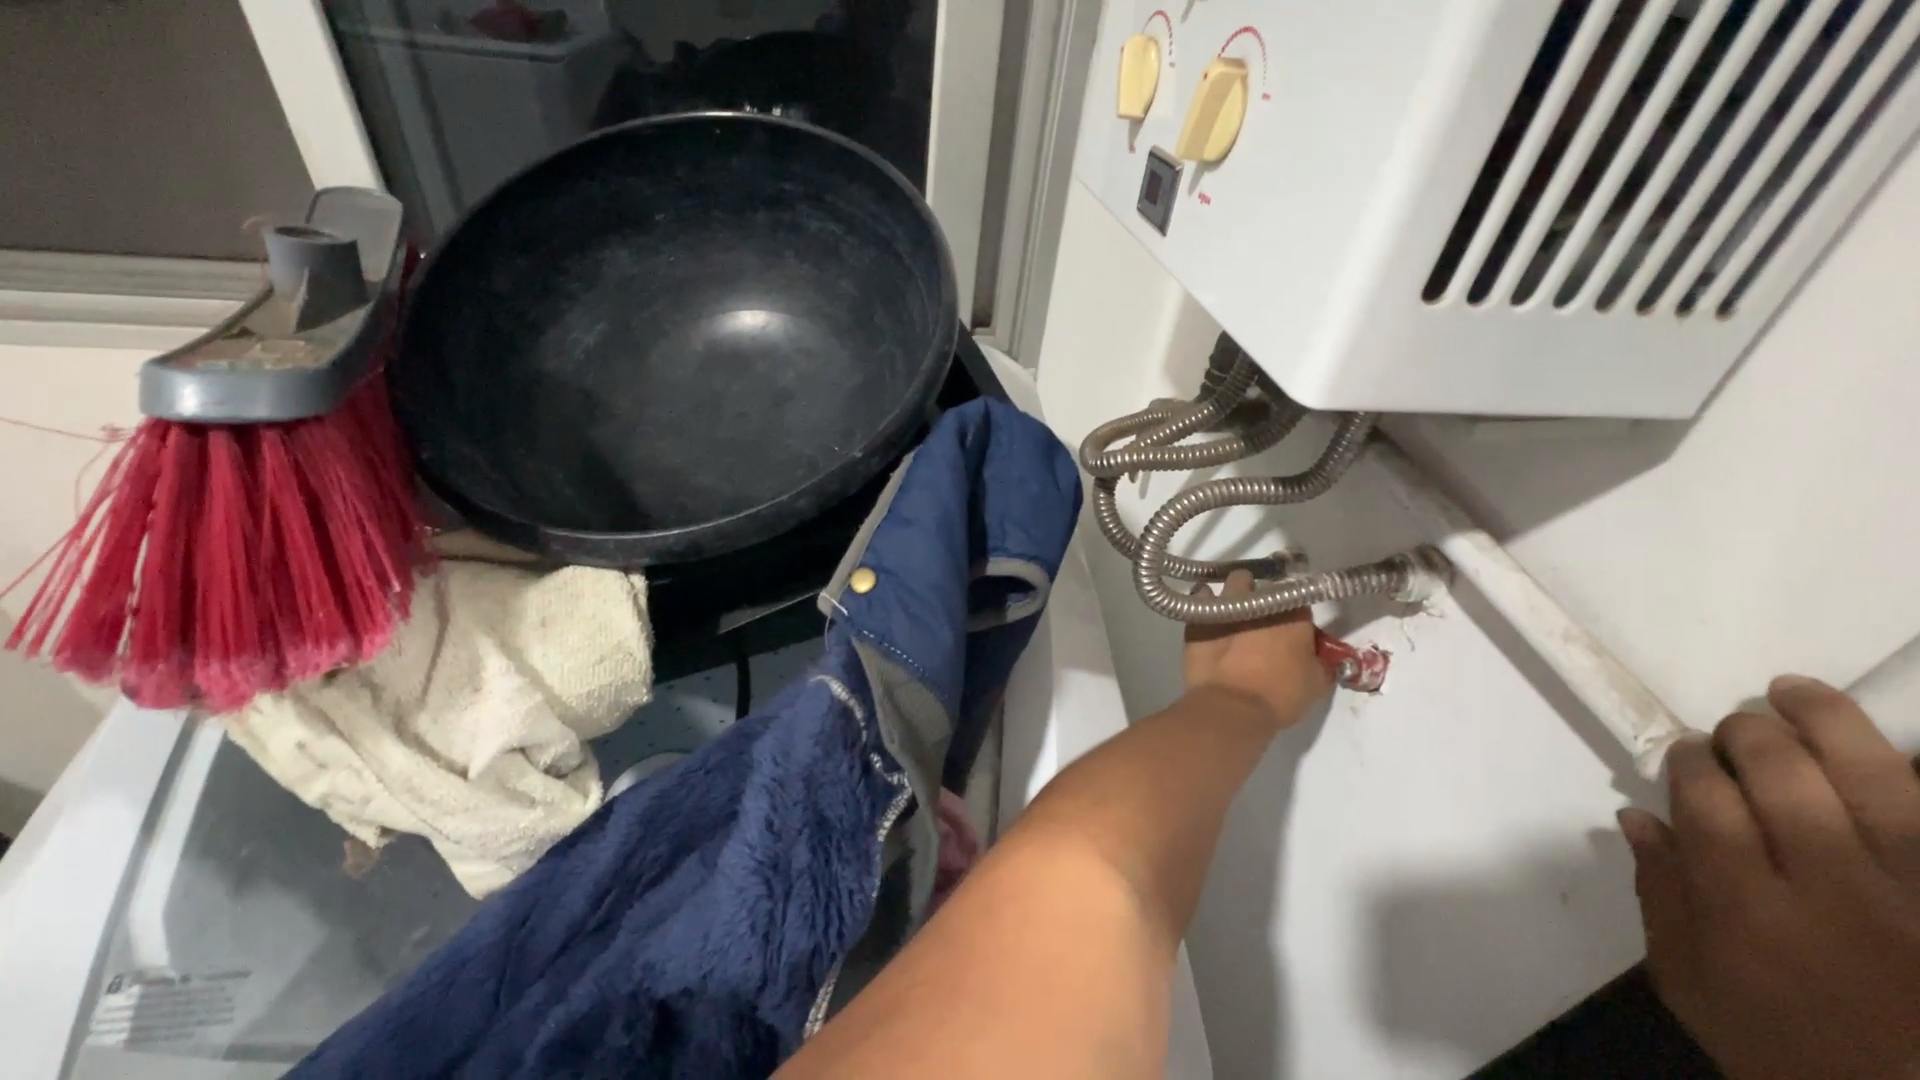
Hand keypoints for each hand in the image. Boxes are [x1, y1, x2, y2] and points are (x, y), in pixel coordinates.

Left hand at [1182, 570, 1332, 728]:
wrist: (1231, 708)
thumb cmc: (1280, 695)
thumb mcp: (1318, 683)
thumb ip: (1322, 662)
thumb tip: (1321, 656)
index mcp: (1293, 614)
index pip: (1298, 599)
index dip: (1295, 613)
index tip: (1293, 628)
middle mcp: (1261, 602)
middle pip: (1264, 586)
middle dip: (1263, 598)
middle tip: (1262, 620)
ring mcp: (1227, 606)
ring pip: (1233, 584)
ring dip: (1235, 594)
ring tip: (1233, 611)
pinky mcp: (1200, 618)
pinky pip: (1200, 598)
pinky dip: (1204, 603)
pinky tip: (1206, 616)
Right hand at [1619, 676, 1919, 1079]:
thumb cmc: (1788, 1049)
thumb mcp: (1694, 988)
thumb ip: (1660, 900)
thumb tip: (1637, 820)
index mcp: (1745, 909)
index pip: (1707, 800)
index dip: (1690, 761)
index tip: (1685, 750)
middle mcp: (1829, 887)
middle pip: (1781, 775)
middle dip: (1745, 734)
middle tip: (1734, 728)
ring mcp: (1911, 889)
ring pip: (1871, 778)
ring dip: (1824, 722)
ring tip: (1792, 692)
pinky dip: (1902, 769)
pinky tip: (1877, 749)